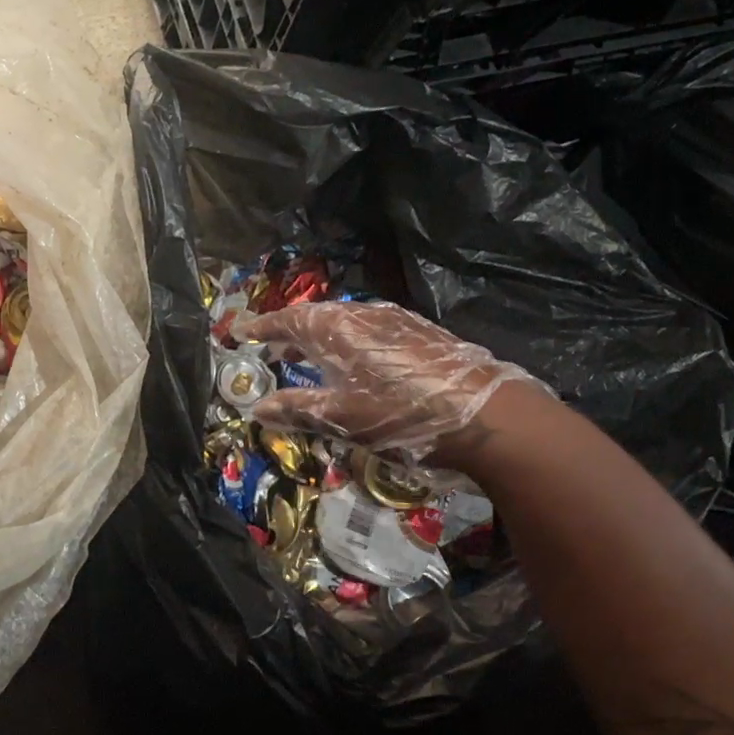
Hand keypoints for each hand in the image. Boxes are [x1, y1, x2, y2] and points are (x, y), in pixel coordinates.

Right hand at [238, 301, 545, 451]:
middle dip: (292, 332)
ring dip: (323, 338)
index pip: (289, 320)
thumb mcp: (344, 419)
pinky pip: (372, 330)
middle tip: (274, 348)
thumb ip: (298, 410)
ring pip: (347, 322)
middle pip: (317, 317)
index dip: (263, 327)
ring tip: (312, 357)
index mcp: (339, 329)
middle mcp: (365, 315)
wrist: (492, 417)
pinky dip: (351, 343)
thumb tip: (256, 408)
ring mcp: (398, 322)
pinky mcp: (424, 335)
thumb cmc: (406, 416)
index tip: (241, 333)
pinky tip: (360, 364)